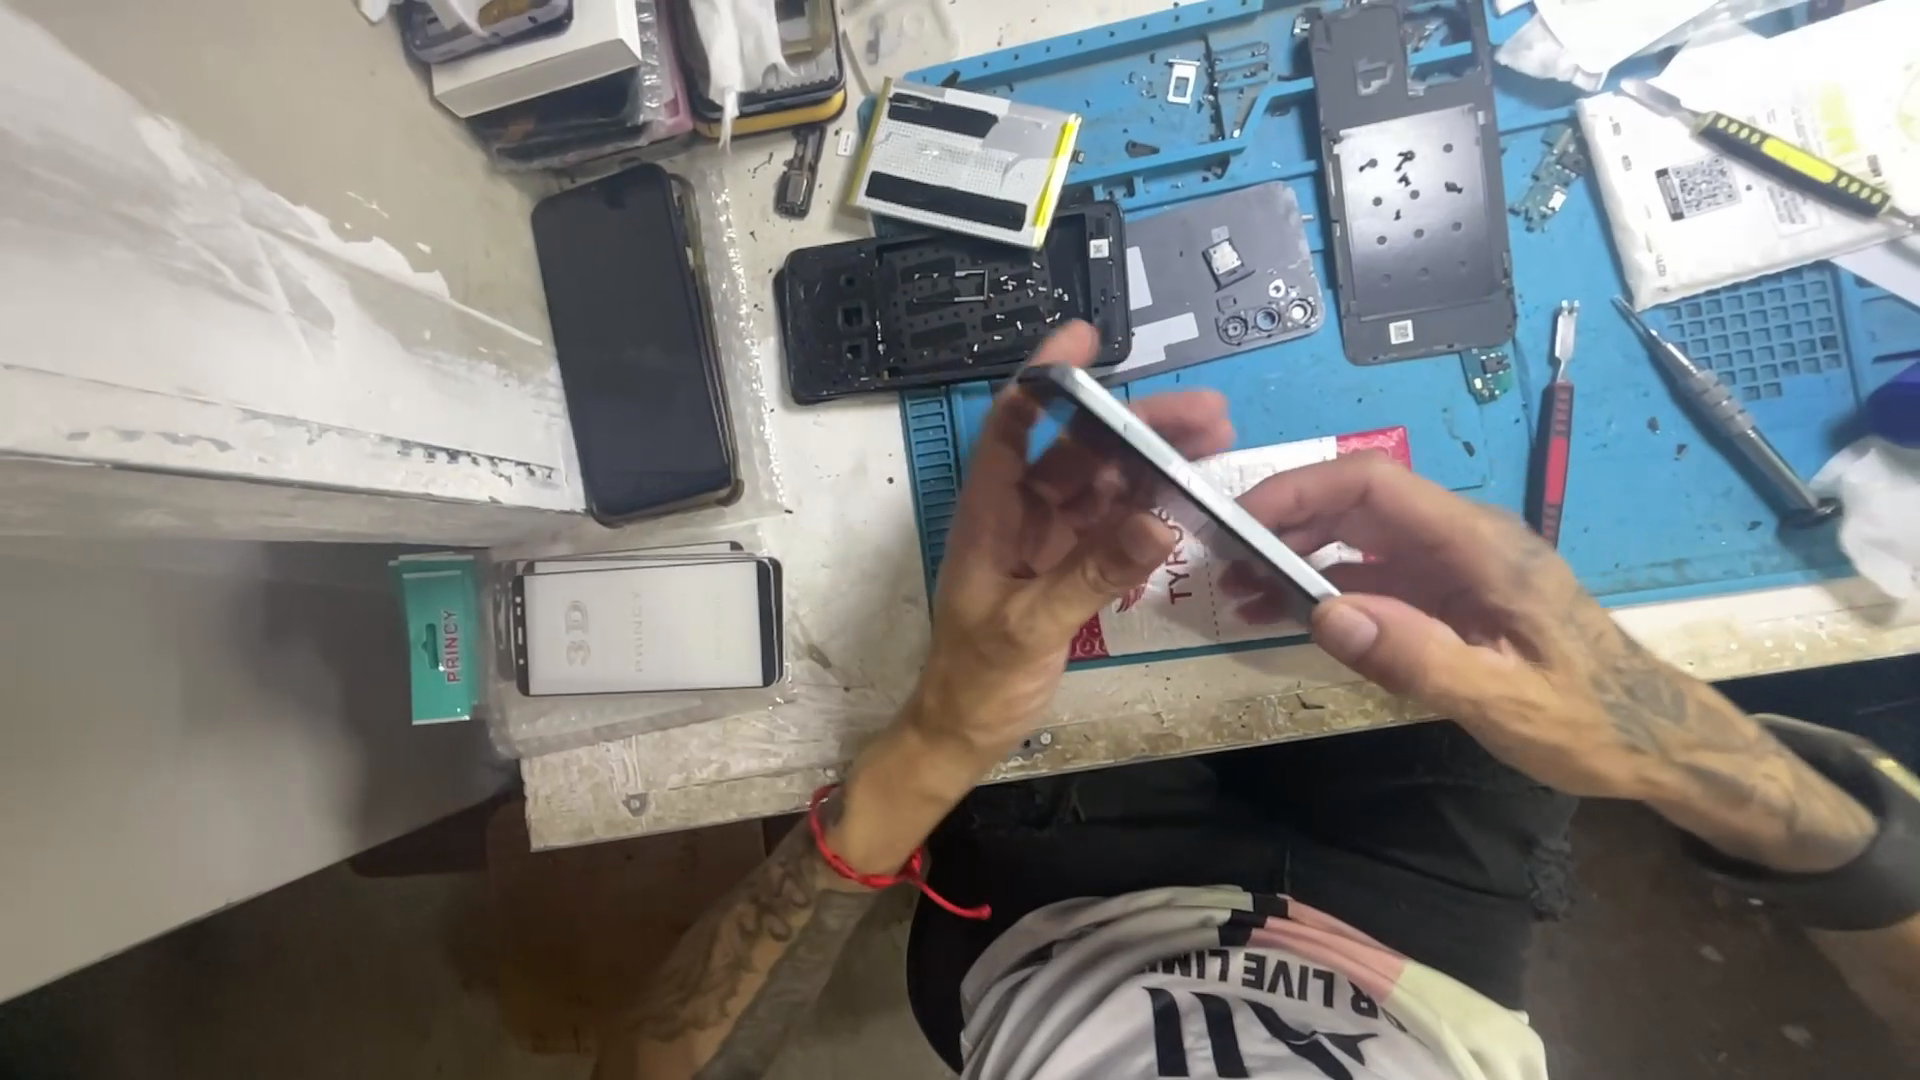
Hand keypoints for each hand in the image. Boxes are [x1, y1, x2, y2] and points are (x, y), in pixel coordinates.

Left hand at [911, 321, 1232, 762]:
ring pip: (1101, 486)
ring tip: (1212, 446)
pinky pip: (1111, 528)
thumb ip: (1091, 575)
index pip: (1013, 425)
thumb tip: (1161, 522)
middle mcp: (1018, 514)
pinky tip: (1184, 501)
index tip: (1086, 338)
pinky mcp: (1069, 569)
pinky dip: (1144, 514)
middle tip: (1205, 413)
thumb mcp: (1029, 626)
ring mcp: (1047, 541)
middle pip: (1078, 451)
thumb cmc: (976, 676)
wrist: (965, 727)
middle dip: (1135, 426)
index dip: (1045, 377)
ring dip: (1150, 466)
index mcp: (989, 512)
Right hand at [1225, 453, 1872, 871]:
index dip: (1298, 490)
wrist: (1651, 739)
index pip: (1371, 484)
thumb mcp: (1503, 698)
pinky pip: (1362, 573)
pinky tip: (1279, 615)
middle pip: (1350, 502)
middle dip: (1280, 524)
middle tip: (1224, 563)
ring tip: (1240, 594)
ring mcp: (1443, 562)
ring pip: (1349, 534)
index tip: (1242, 524)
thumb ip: (1416, 656)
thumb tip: (1322, 614)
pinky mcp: (1435, 590)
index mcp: (1475, 543)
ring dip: (1290, 555)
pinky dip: (1315, 587)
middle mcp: (1454, 537)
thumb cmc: (1588, 718)